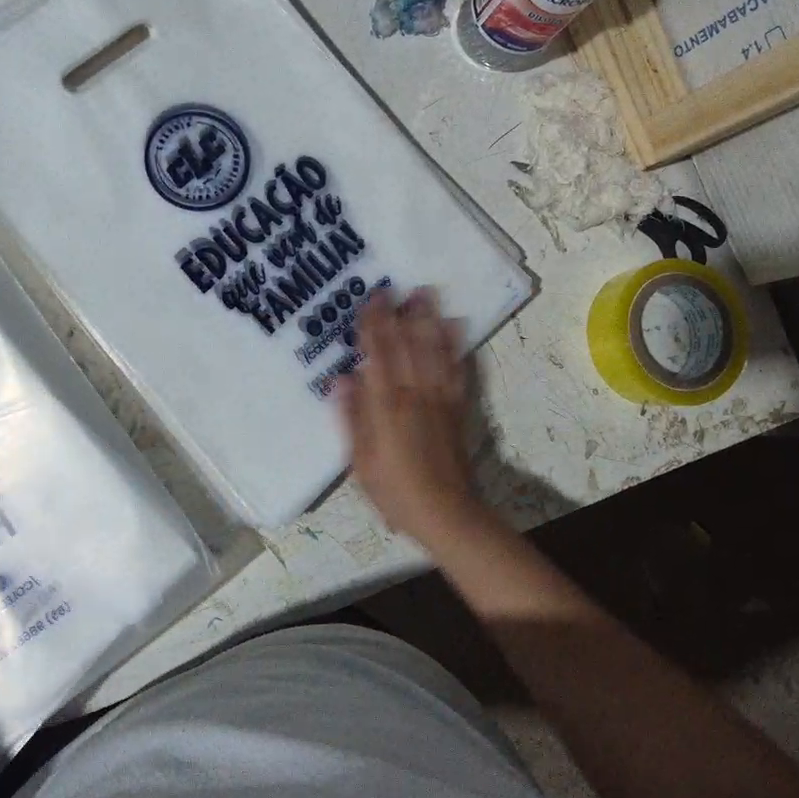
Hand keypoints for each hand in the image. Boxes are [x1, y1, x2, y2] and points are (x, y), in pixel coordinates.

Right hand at [337, 288, 488, 543]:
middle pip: (406, 345)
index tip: (370, 299)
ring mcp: (439, 398)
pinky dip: (456, 345)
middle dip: (400, 314)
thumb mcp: (359, 460)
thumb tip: (342, 378)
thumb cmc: (394, 489)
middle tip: (396, 286)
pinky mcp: (457, 407)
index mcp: (385, 405)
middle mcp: (413, 394)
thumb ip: (352, 417)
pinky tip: (456, 326)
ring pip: (433, 350)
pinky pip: (456, 369)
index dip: (373, 325)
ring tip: (425, 293)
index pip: (377, 355)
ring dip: (428, 320)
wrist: (444, 511)